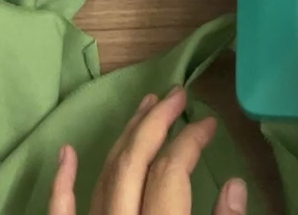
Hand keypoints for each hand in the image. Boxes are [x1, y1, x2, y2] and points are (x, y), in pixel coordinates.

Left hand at [48, 86, 248, 214]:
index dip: (192, 140)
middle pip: (134, 161)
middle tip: (178, 95)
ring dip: (125, 137)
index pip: (172, 170)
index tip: (210, 124)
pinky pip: (63, 213)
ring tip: (146, 106)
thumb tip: (235, 185)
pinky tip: (66, 153)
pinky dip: (62, 182)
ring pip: (105, 176)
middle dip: (157, 122)